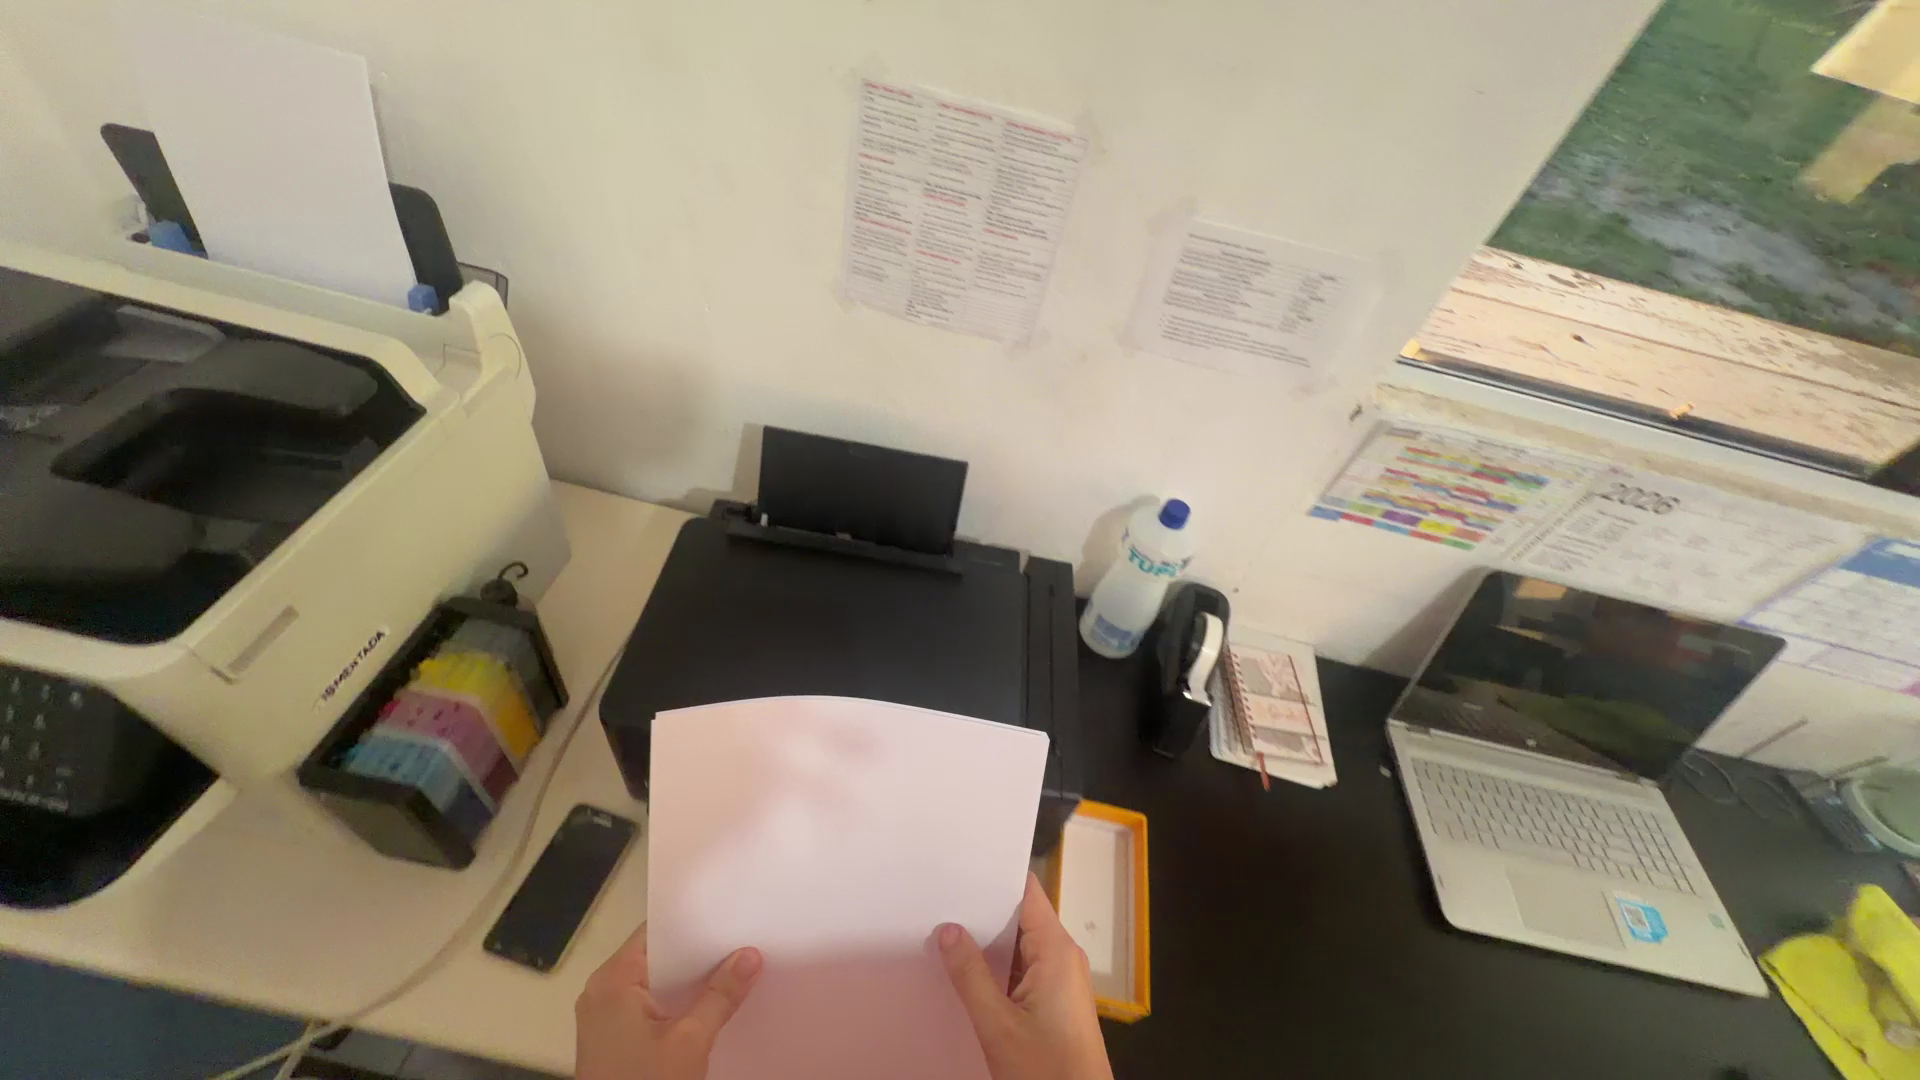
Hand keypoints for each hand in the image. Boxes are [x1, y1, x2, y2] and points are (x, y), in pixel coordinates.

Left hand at [575, 922, 763, 1079]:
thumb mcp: (690, 1041)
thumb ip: (721, 994)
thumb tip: (751, 954)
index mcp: (612, 980)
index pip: (657, 931)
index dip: (695, 921)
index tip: (731, 912)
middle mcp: (602, 991)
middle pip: (659, 955)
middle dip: (700, 951)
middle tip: (743, 936)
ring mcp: (606, 1017)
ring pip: (658, 981)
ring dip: (692, 979)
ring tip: (735, 962)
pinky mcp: (614, 1040)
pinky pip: (652, 1004)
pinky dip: (679, 1001)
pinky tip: (712, 1000)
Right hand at [937, 873, 1114, 1079]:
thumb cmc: (1045, 1070)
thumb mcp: (998, 1025)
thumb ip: (971, 975)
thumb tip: (948, 929)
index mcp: (1057, 949)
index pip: (1026, 891)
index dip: (995, 877)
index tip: (960, 868)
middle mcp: (1064, 956)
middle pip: (1022, 916)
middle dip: (985, 909)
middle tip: (942, 898)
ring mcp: (1062, 979)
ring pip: (1021, 945)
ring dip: (989, 940)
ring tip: (947, 928)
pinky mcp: (1057, 1001)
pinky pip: (1024, 968)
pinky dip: (998, 965)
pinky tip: (968, 969)